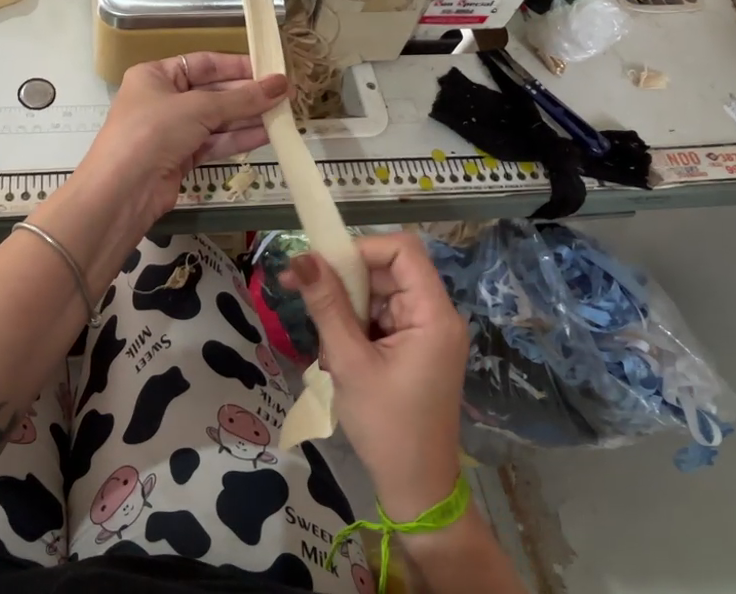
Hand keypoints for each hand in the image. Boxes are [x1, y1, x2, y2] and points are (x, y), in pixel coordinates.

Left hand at [70, 52, 288, 239]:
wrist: (123, 190)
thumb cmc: (153, 132)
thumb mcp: (198, 108)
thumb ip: (242, 98)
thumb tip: (281, 84)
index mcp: (156, 75)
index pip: (203, 63)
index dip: (237, 66)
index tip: (270, 70)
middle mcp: (162, 100)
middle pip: (212, 92)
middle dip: (247, 95)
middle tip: (285, 95)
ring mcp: (171, 131)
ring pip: (216, 120)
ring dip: (248, 117)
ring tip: (284, 114)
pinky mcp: (180, 158)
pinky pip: (214, 143)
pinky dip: (238, 138)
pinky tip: (267, 134)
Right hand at [286, 234, 468, 516]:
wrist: (414, 487)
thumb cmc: (386, 426)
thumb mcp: (349, 362)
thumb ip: (326, 305)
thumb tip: (299, 258)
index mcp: (433, 315)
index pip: (402, 250)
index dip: (361, 248)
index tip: (321, 264)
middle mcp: (436, 316)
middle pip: (388, 270)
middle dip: (344, 281)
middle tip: (300, 293)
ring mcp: (426, 333)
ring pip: (379, 294)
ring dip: (345, 309)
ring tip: (327, 347)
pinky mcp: (415, 349)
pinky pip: (380, 318)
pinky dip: (354, 328)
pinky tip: (339, 357)